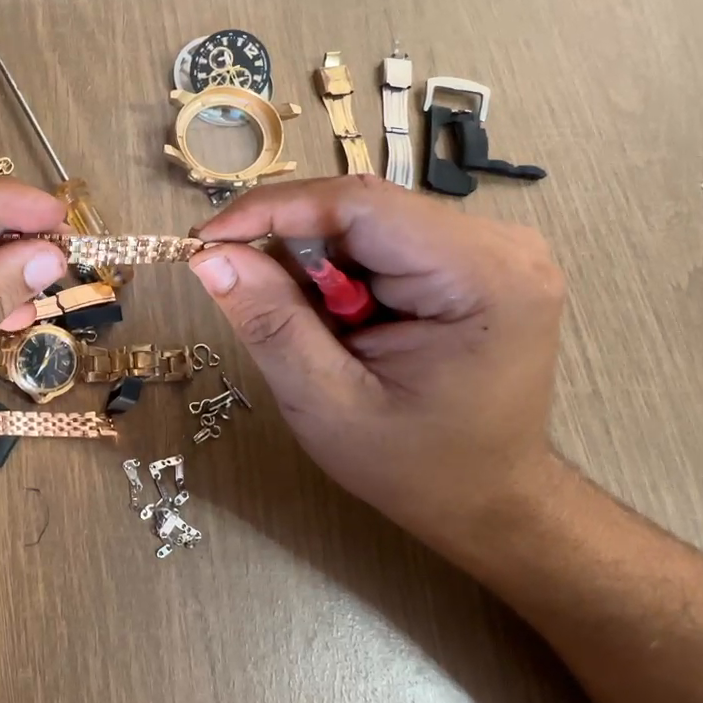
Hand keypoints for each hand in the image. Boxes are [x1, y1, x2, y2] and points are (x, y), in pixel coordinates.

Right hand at [187, 175, 566, 548]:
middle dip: (288, 247)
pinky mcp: (472, 262)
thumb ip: (270, 321)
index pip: (360, 205)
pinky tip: (332, 323)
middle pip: (361, 211)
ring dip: (310, 267)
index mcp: (482, 277)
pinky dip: (334, 276)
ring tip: (303, 330)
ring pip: (363, 225)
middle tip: (243, 296)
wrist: (484, 497)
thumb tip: (209, 257)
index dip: (271, 210)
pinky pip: (378, 243)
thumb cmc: (410, 463)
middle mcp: (500, 245)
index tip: (202, 242)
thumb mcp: (323, 400)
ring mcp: (490, 251)